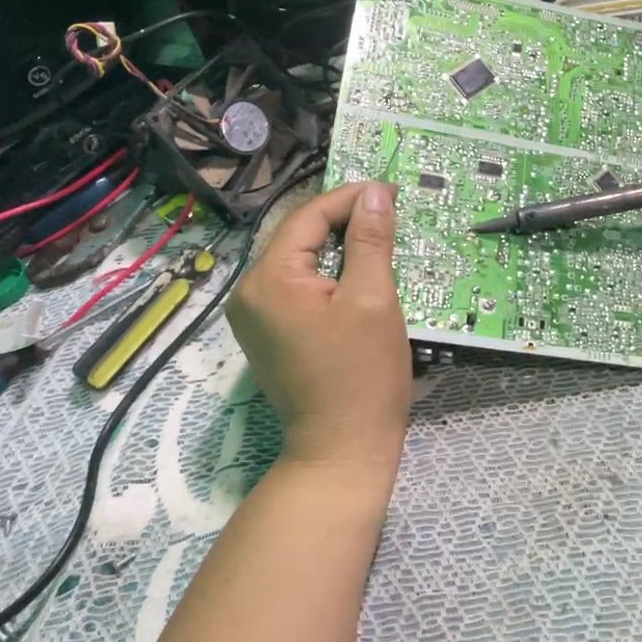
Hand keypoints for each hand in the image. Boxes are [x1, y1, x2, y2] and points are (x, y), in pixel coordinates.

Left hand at [229, 181, 411, 468]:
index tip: (391, 192)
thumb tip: (375, 193)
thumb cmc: (362, 375)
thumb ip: (370, 240)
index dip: (352, 198)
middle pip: (300, 235)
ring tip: (381, 235)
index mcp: (269, 279)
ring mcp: (255, 314)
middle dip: (345, 220)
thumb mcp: (373, 299)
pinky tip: (359, 270)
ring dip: (339, 245)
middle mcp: (250, 291)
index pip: (309, 217)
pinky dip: (329, 272)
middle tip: (390, 212)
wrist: (340, 450)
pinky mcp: (268, 331)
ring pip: (300, 259)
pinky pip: (298, 284)